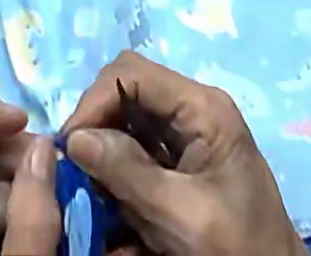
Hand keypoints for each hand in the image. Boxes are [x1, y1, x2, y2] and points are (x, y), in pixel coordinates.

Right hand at [63, 51, 303, 255]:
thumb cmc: (238, 249)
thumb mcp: (181, 215)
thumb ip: (127, 172)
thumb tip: (74, 139)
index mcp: (202, 106)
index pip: (131, 72)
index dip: (96, 99)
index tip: (72, 143)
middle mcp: (192, 105)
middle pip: (126, 86)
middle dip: (97, 120)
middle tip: (78, 161)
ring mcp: (187, 127)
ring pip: (126, 112)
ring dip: (103, 141)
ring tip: (92, 178)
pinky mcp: (180, 151)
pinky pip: (135, 139)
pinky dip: (116, 160)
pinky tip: (111, 188)